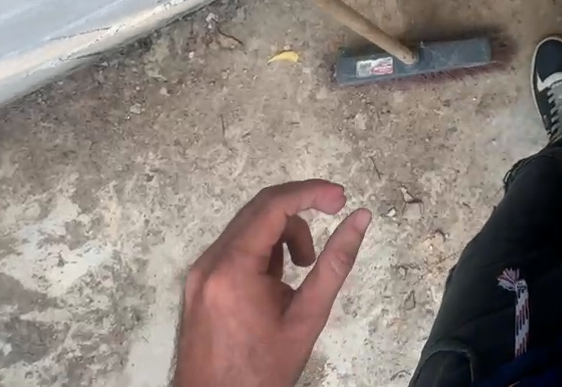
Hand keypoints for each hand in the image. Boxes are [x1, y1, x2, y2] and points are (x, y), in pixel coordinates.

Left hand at [173, 181, 371, 386]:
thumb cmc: (262, 370)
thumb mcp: (307, 316)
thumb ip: (336, 263)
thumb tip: (361, 217)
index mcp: (232, 268)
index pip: (273, 205)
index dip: (311, 192)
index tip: (342, 199)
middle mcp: (209, 262)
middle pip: (260, 208)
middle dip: (302, 206)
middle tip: (336, 212)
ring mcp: (200, 273)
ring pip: (249, 225)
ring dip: (284, 231)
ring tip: (305, 264)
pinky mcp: (200, 284)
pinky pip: (237, 246)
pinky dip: (266, 247)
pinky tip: (280, 277)